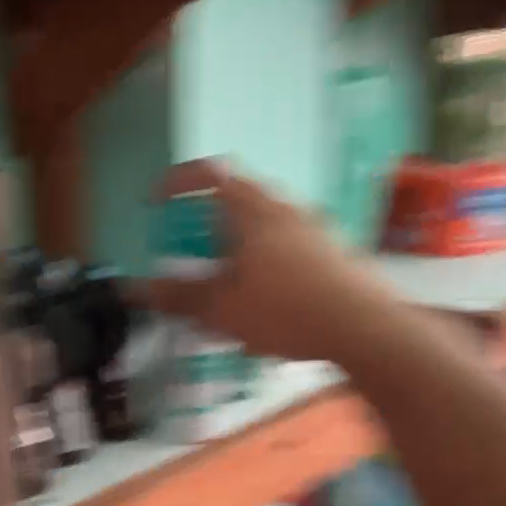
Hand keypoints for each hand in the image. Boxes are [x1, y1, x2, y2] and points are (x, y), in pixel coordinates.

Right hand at [140, 160, 398, 363]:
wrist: (369, 332)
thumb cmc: (285, 311)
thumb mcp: (219, 308)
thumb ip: (176, 295)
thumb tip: (136, 289)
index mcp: (254, 212)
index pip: (212, 173)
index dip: (178, 181)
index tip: (156, 202)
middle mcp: (287, 211)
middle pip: (239, 197)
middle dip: (206, 217)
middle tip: (186, 244)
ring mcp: (317, 231)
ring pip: (265, 222)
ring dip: (236, 239)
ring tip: (221, 275)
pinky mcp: (335, 255)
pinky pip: (286, 244)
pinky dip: (262, 257)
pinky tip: (259, 296)